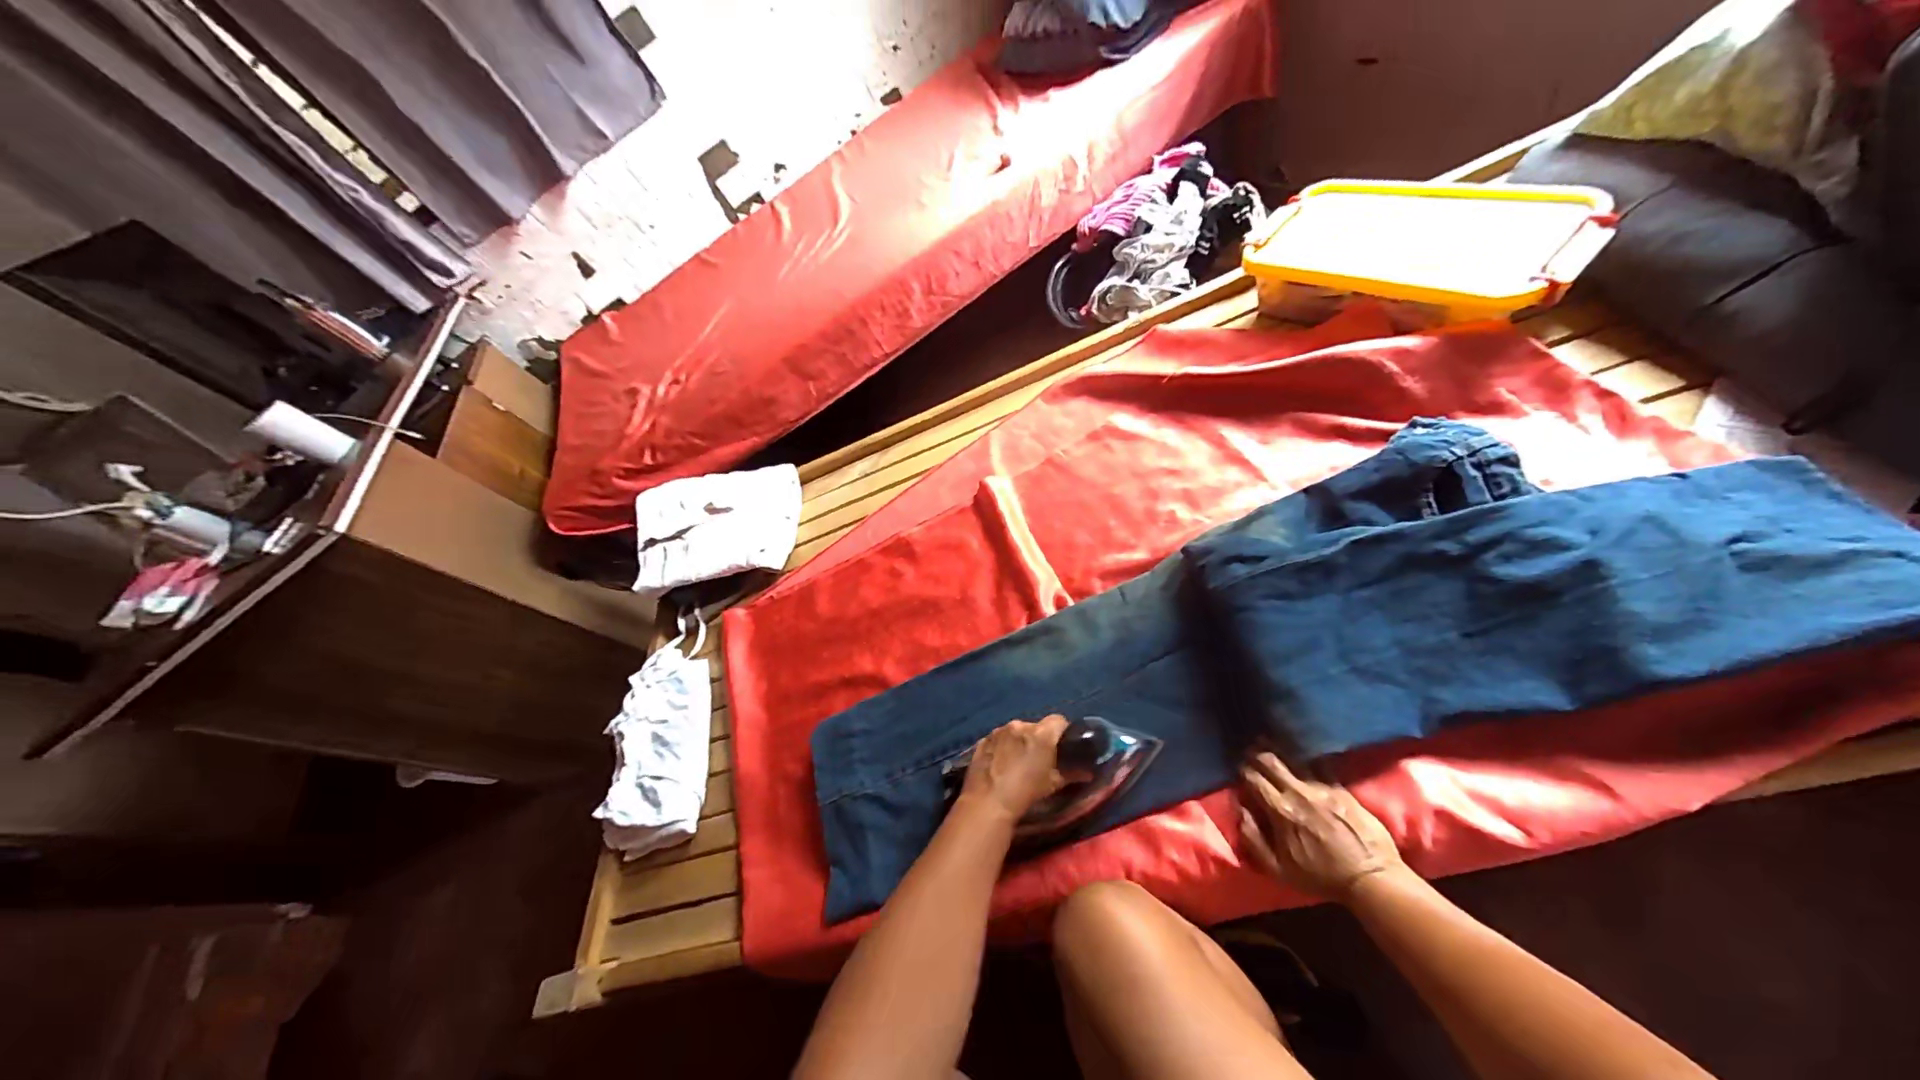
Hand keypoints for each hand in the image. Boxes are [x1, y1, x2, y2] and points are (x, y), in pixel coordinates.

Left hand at [959, 715, 1068, 821]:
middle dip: (1039, 738)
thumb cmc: (1026, 792)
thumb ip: (1072, 774)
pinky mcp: (983, 739)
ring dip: (1019, 741)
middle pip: (1035, 726)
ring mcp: (999, 730)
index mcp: (1041, 733)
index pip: (1059, 721)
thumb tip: (1087, 772)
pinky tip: (1000, 764)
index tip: (1061, 746)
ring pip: (1016, 731)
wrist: (988, 802)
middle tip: (1039, 758)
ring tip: (1017, 762)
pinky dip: (1002, 747)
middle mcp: (1020, 725)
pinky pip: (998, 738)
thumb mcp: (1053, 784)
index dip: (1062, 732)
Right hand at [1238, 751, 1405, 901]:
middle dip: (1258, 753)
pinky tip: (1306, 758)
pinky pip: (1321, 766)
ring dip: (1281, 752)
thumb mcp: (1278, 869)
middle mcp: (1299, 792)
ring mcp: (1323, 789)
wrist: (1371, 878)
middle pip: (1271, 761)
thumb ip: (1253, 839)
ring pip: (1295, 759)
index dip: (1243, 771)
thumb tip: (1240, 811)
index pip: (1254, 779)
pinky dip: (1308, 760)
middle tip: (1251, 750)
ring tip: (1273, 746)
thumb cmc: (1321, 877)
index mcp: (1280, 811)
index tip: (1240, 769)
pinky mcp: (1343, 790)